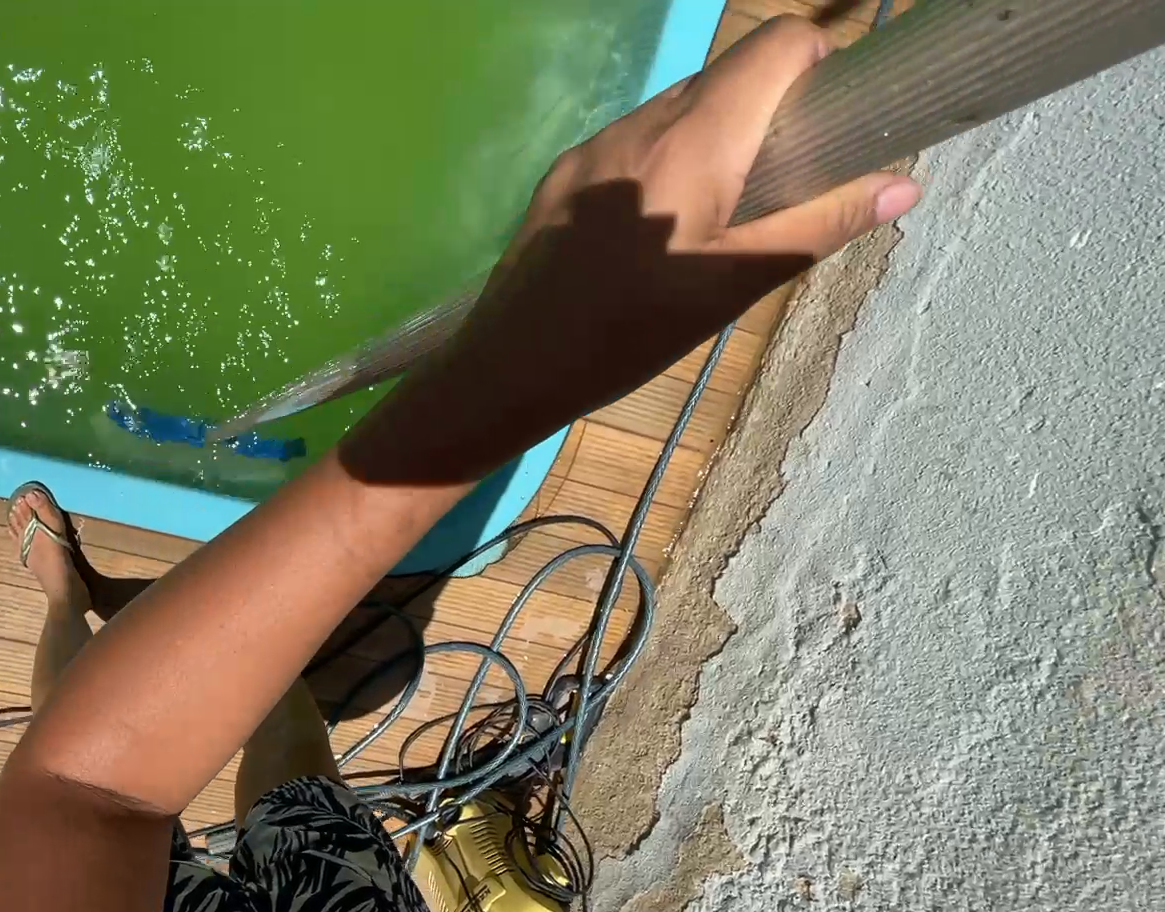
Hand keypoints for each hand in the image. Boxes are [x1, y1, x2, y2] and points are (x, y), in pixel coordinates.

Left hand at [344, 16, 921, 486]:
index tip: (819, 119)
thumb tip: (902, 184)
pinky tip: (636, 230)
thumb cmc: (624, 334)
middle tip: (763, 182)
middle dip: (755, 111)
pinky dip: (646, 166)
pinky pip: (616, 150)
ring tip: (697, 214)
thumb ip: (816, 226)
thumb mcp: (730, 286)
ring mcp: (582, 154)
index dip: (812, 62)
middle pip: (716, 79)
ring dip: (697, 141)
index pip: (773, 43)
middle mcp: (633, 128)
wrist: (507, 370)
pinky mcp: (548, 184)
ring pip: (662, 116)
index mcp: (692, 138)